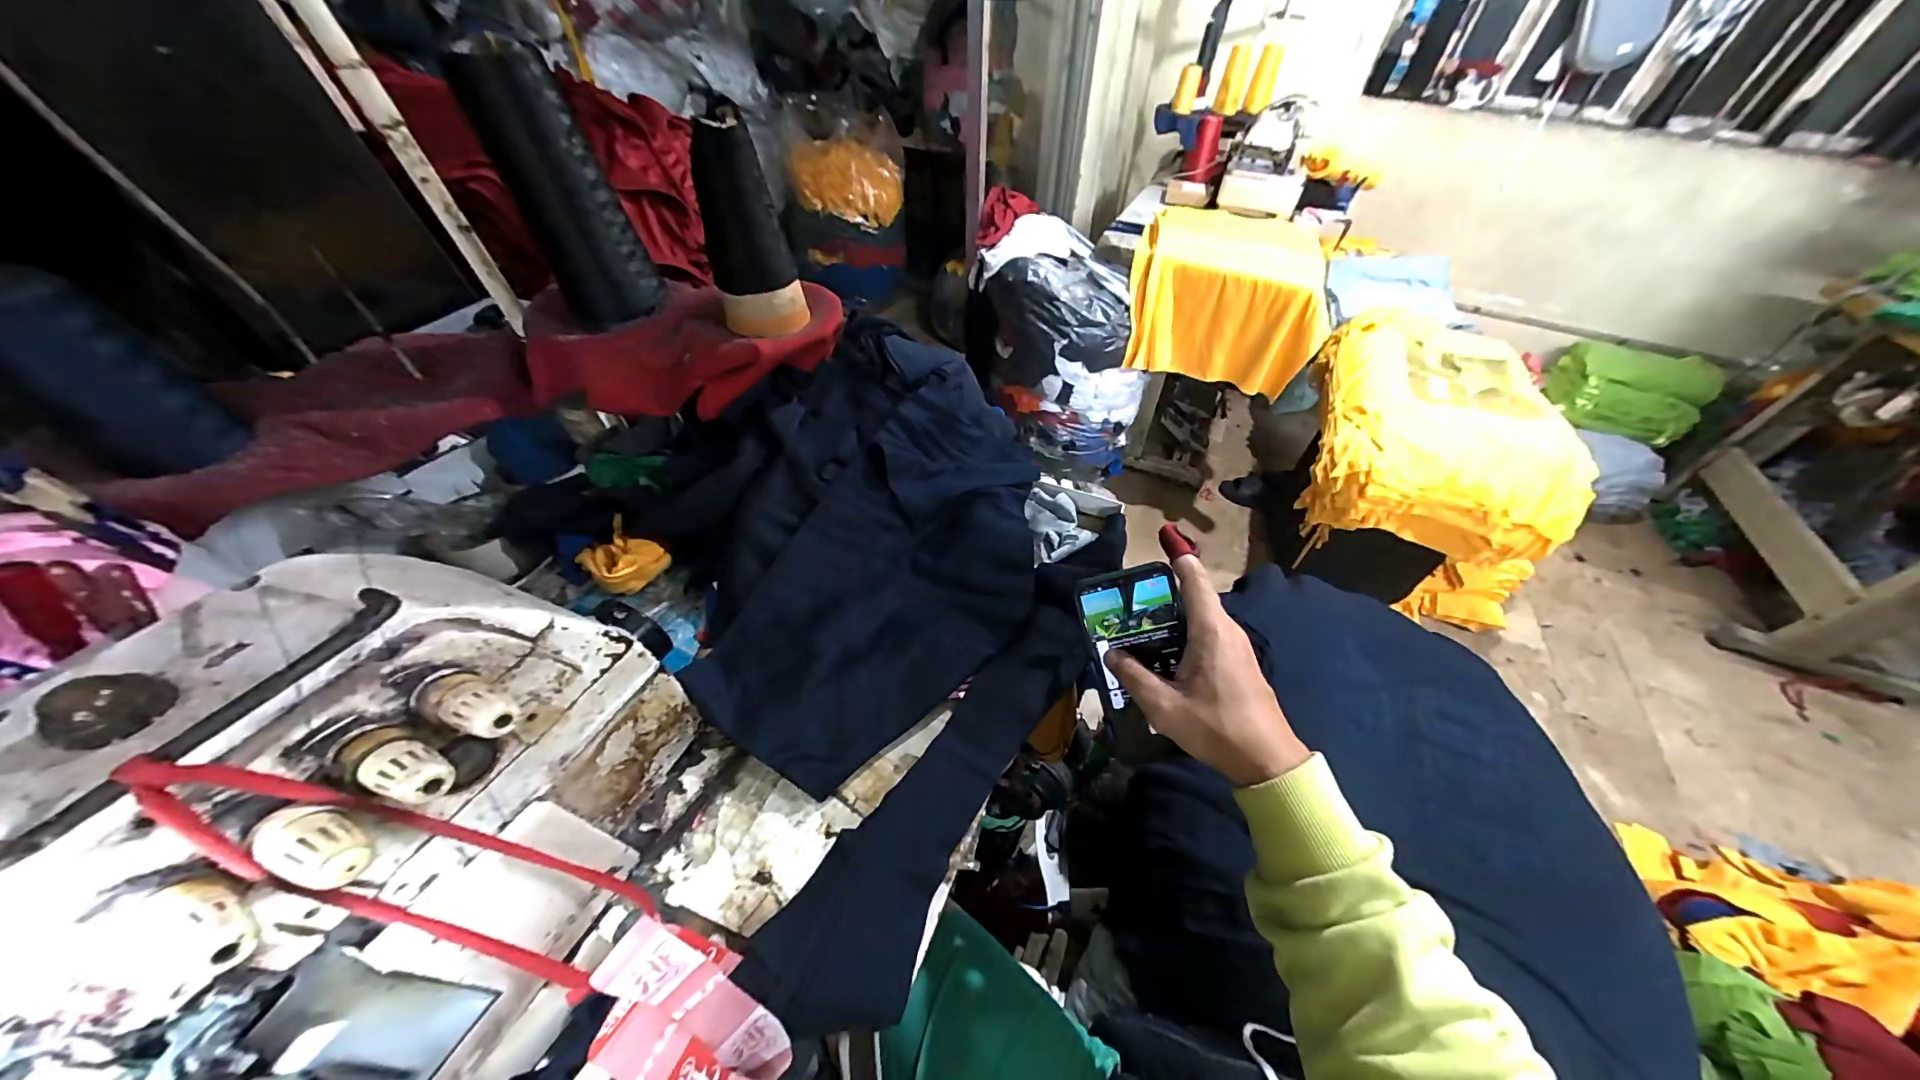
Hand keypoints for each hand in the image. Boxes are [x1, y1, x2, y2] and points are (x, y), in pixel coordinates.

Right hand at [1104, 547, 1310, 787]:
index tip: (1163, 538)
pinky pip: (1207, 635)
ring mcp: (1237, 646)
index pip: (1195, 580)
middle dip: (1161, 595)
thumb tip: (1112, 652)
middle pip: (1193, 597)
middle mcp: (1227, 630)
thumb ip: (1133, 675)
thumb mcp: (1163, 706)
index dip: (1178, 557)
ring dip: (1171, 619)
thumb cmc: (1216, 728)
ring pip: (1200, 618)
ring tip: (1138, 629)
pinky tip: (1163, 654)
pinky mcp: (1238, 662)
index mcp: (1211, 631)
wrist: (1267, 761)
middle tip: (1127, 602)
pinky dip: (1183, 635)